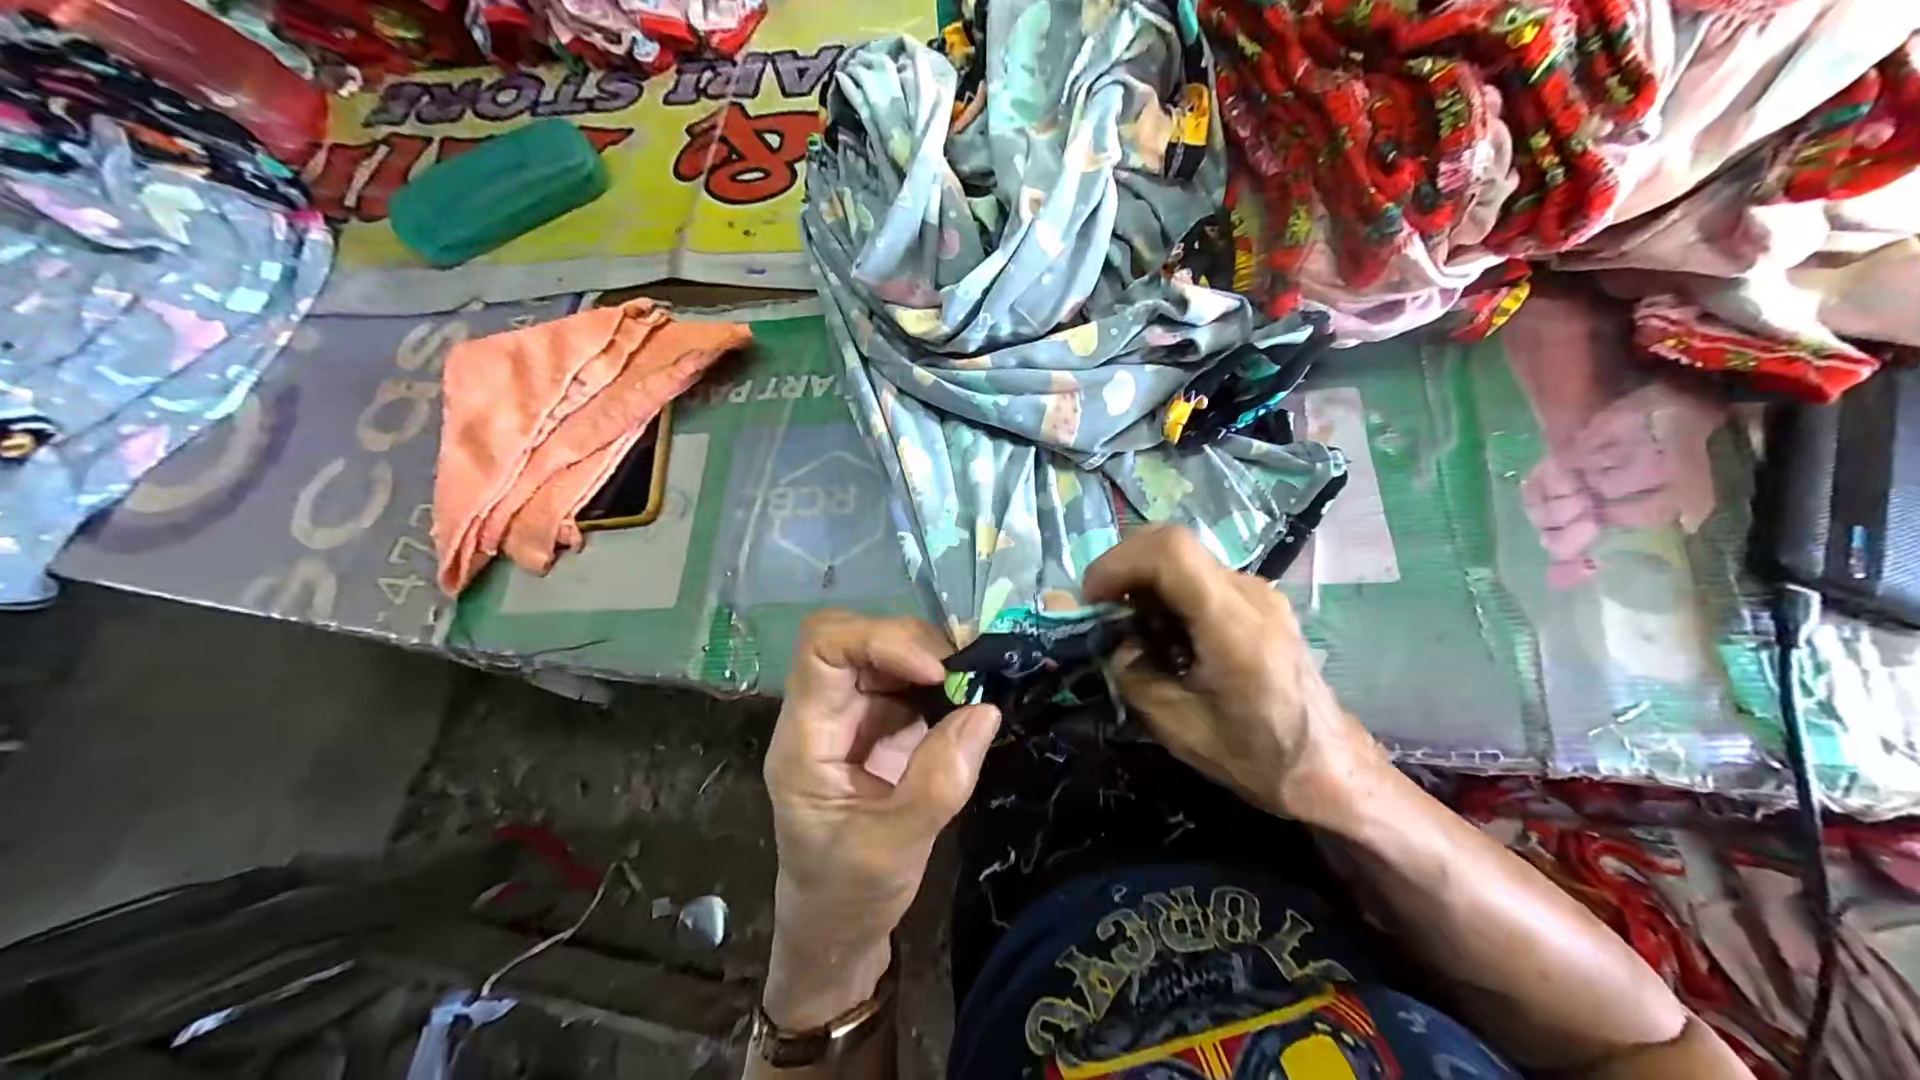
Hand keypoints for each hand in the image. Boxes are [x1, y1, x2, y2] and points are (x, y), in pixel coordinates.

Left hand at [762, 611, 1000, 1028]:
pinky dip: (945, 681)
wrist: (837, 928)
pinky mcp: (884, 728)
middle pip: (857, 640)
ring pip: (887, 655)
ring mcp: (855, 718)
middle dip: (915, 645)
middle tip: (970, 673)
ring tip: (978, 681)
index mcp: (806, 738)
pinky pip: (911, 684)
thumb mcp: (893, 850)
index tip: (935, 670)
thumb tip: (986, 710)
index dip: (878, 640)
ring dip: (935, 659)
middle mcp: (826, 714)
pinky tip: (972, 697)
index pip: (823, 649)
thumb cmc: (847, 894)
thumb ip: (938, 781)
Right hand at [1083, 526, 1382, 823]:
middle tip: (1101, 607)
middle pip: (1173, 541)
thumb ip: (1134, 674)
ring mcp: (1259, 593)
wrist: (1329, 768)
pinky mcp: (1259, 601)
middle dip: (1123, 564)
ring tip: (1128, 623)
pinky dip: (1166, 588)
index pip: (1171, 552)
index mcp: (1234, 627)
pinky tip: (1162, 630)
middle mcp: (1250, 595)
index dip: (1118, 562)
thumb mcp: (1178, 728)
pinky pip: (1200, 574)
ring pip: (1185, 555)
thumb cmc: (1257, 757)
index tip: (1092, 600)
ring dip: (1143, 577)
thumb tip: (1110, 638)